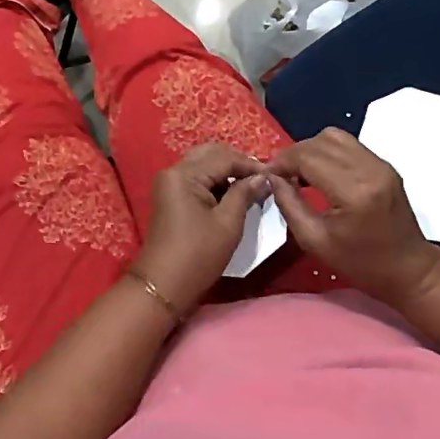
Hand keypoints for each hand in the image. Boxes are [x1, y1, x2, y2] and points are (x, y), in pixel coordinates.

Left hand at [128, 144, 272, 315]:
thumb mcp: (228, 223)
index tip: (275, 175)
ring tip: (252, 186)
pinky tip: (234, 193)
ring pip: (203, 165)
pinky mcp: (170, 195)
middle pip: (210, 154)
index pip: (223, 157)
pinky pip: (196, 178)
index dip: (251, 164)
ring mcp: (169, 183)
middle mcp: (173, 171)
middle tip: (262, 178)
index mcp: (184, 174)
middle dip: (237, 163)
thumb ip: (244, 194)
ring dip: (227, 172)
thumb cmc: (198, 255)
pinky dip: (215, 182)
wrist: (164, 284)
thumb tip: (263, 177)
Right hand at [268, 128, 439, 306]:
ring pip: (334, 137)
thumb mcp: (314, 241)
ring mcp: (381, 164)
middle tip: (279, 175)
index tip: (266, 175)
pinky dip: (326, 152)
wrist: (410, 270)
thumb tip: (271, 178)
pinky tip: (319, 173)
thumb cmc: (361, 263)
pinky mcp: (384, 165)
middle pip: (319, 142)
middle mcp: (370, 169)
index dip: (282, 162)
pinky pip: (348, 145)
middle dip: (293, 154)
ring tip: (299, 172)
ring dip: (310, 149)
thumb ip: (289, 204)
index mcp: (353, 191)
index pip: (307, 157)